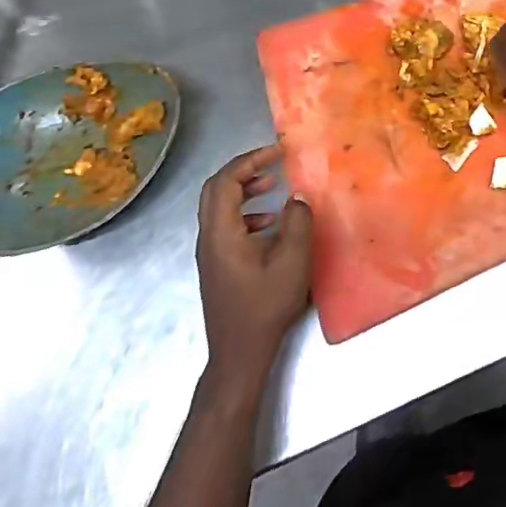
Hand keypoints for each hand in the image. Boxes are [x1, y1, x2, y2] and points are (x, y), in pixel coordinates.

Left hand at [196, 144, 311, 383]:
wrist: (238, 354)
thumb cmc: (264, 308)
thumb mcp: (291, 264)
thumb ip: (297, 224)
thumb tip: (297, 197)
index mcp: (221, 231)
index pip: (227, 180)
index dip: (250, 160)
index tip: (276, 152)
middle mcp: (208, 236)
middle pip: (216, 188)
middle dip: (243, 170)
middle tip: (270, 163)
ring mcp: (209, 252)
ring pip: (218, 206)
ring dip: (243, 190)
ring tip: (271, 186)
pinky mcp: (215, 265)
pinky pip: (225, 224)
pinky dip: (245, 213)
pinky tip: (269, 224)